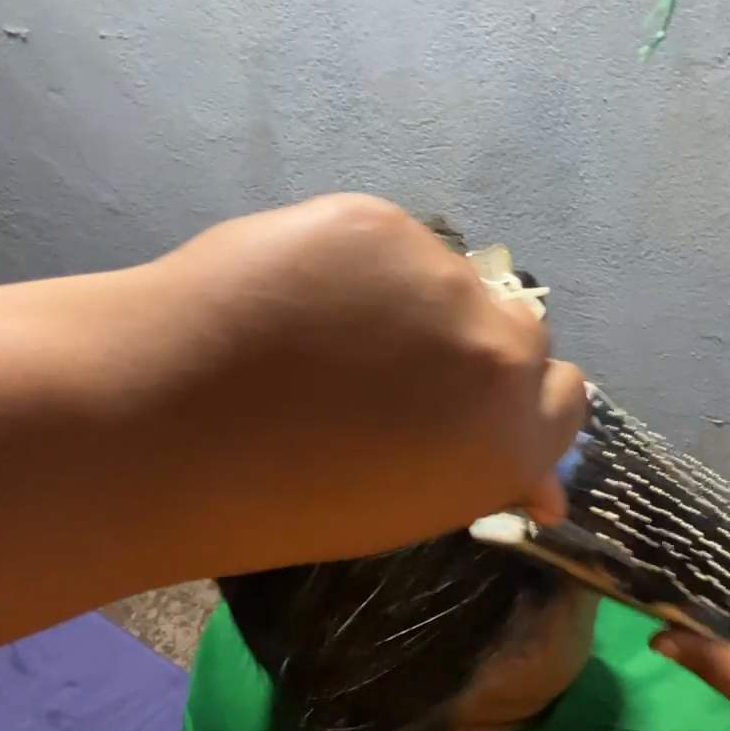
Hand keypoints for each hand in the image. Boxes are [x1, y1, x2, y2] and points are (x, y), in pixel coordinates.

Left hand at [103, 193, 586, 567]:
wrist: (161, 431)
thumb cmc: (282, 503)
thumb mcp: (409, 509)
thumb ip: (484, 474)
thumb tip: (543, 490)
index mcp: (513, 440)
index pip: (568, 397)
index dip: (523, 404)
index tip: (476, 411)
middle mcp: (500, 353)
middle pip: (521, 331)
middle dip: (476, 351)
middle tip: (401, 372)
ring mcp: (439, 276)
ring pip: (451, 280)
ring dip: (416, 304)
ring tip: (329, 335)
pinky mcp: (375, 221)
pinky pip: (391, 245)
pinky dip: (360, 269)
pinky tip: (299, 298)